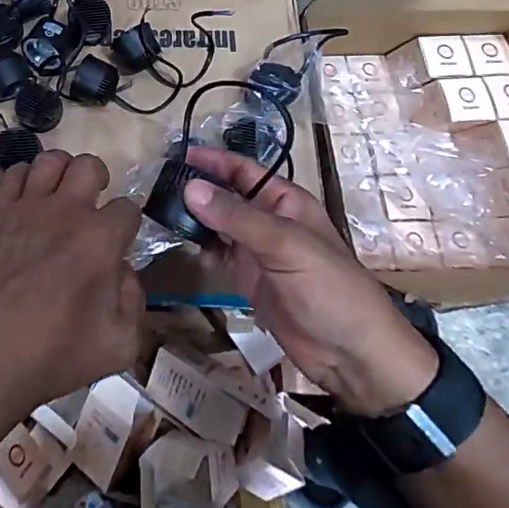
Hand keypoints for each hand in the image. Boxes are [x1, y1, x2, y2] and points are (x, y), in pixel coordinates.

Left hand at [0, 151, 142, 420]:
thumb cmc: (57, 353)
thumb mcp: (120, 343)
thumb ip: (135, 300)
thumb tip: (123, 271)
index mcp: (101, 239)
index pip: (129, 207)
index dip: (128, 222)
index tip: (120, 240)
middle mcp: (66, 212)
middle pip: (89, 165)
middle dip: (98, 180)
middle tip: (92, 205)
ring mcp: (27, 208)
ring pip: (49, 160)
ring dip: (61, 173)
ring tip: (60, 195)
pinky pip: (12, 175)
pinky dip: (24, 180)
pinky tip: (27, 201)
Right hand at [182, 147, 438, 415]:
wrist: (350, 353)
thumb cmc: (329, 288)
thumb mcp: (285, 245)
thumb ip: (237, 217)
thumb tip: (190, 187)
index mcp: (285, 201)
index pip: (244, 171)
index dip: (214, 160)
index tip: (178, 154)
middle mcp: (268, 220)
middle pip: (226, 196)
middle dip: (198, 188)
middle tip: (158, 183)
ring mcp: (256, 250)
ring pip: (218, 224)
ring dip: (194, 217)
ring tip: (159, 209)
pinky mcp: (247, 278)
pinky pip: (218, 254)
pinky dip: (200, 247)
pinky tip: (181, 242)